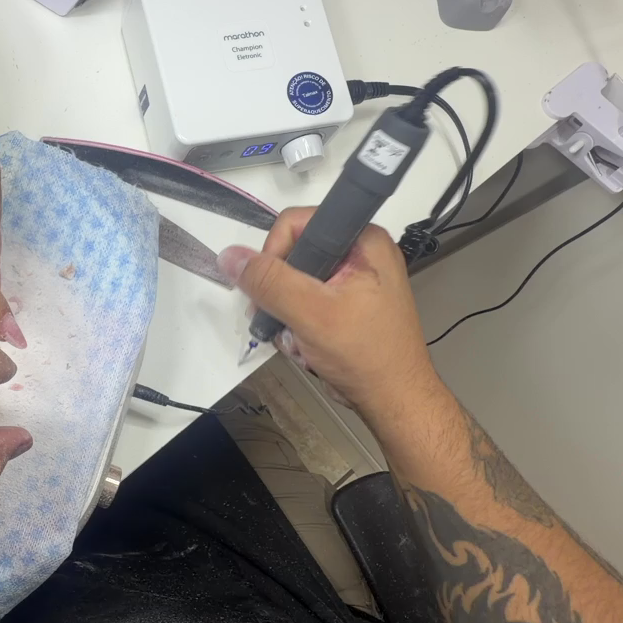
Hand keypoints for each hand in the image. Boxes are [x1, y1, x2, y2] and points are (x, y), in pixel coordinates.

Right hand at [219, 211, 446, 423]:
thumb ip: (269, 282)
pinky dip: (295, 326)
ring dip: (284, 315)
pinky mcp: (343, 305)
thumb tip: (229, 257)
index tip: (271, 289)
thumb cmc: (365, 354)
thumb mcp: (312, 313)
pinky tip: (305, 346)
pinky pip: (302, 304)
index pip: (297, 224)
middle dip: (278, 293)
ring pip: (292, 284)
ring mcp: (350, 281)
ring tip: (299, 340)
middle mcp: (357, 254)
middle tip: (281, 321)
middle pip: (291, 255)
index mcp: (362, 240)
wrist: (393, 398)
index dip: (274, 253)